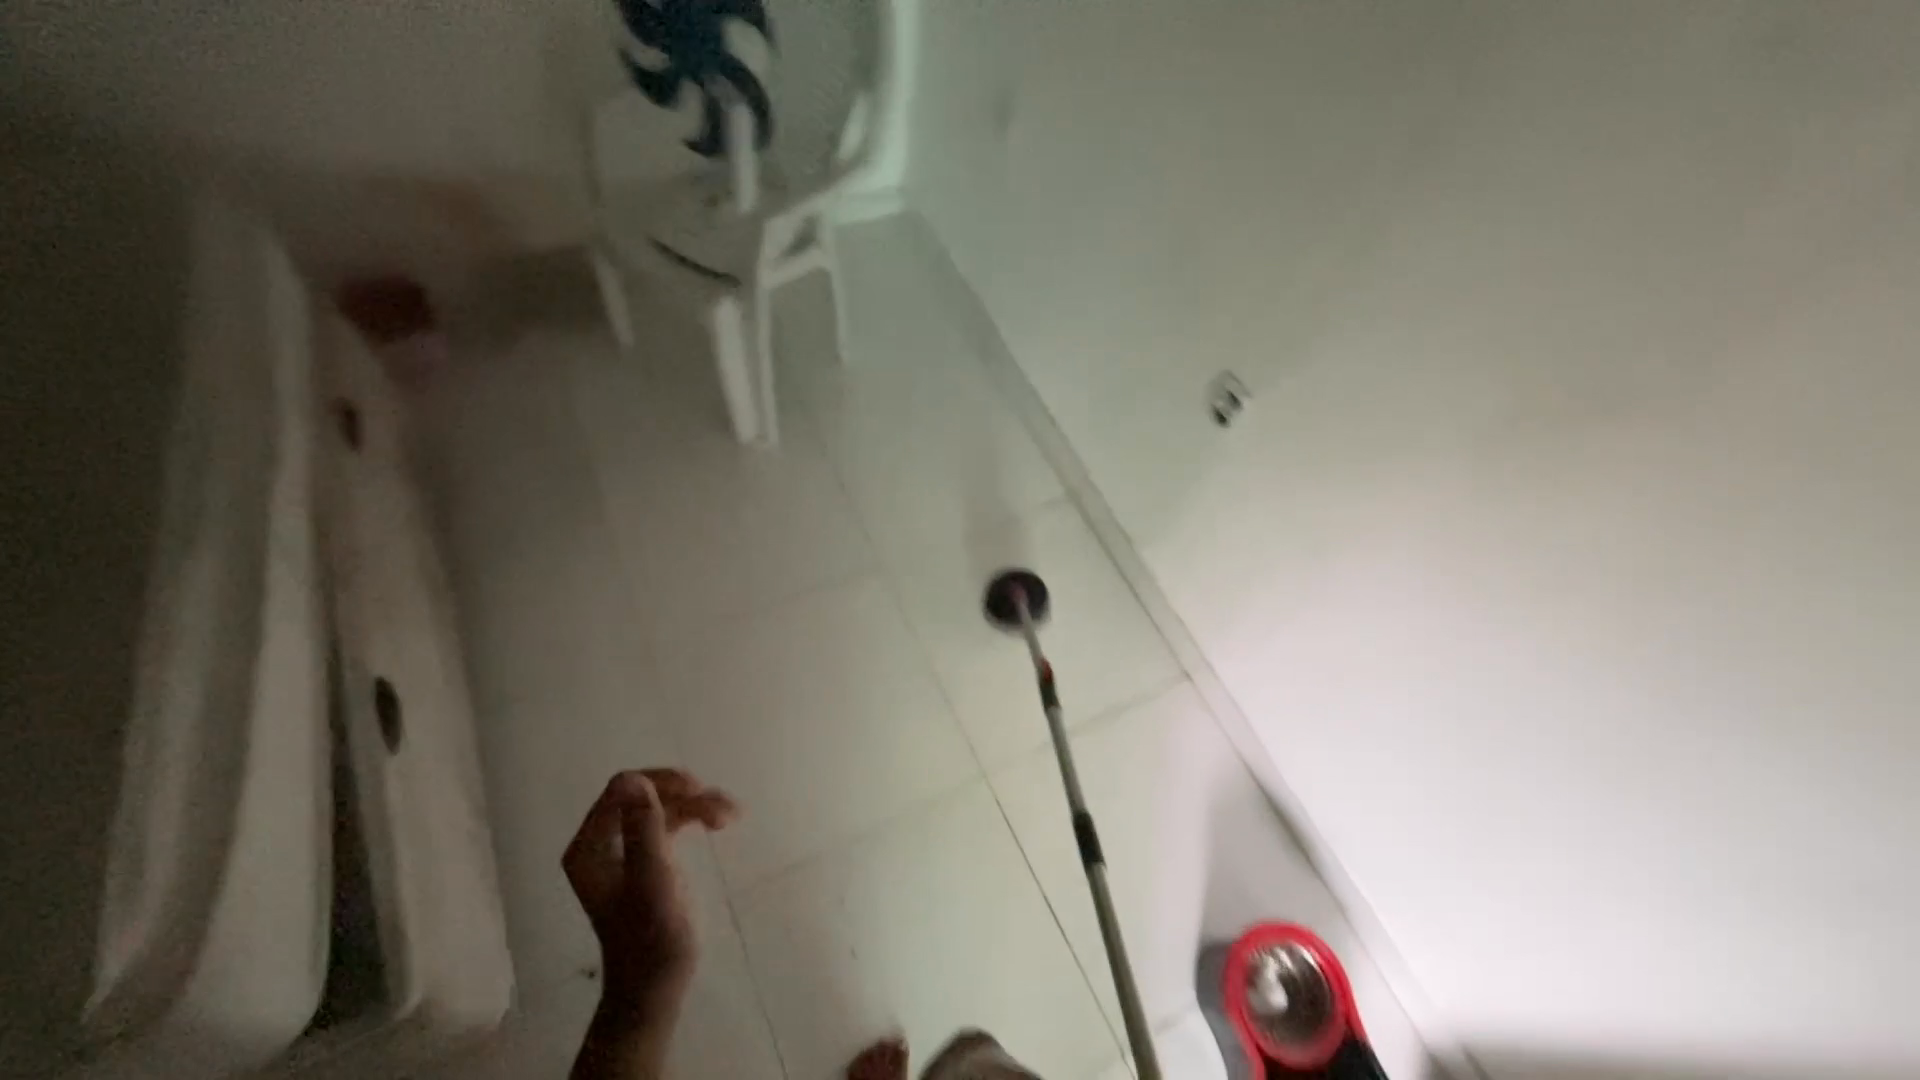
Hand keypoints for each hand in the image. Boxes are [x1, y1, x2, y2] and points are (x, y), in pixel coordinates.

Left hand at [563, 769, 738, 1010]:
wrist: (657, 985)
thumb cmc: (652, 938)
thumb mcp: (652, 881)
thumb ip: (643, 831)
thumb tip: (636, 779)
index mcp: (589, 847)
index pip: (621, 789)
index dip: (659, 782)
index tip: (696, 790)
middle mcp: (602, 841)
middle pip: (644, 791)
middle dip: (683, 793)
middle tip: (718, 805)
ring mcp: (625, 848)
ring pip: (663, 804)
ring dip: (697, 804)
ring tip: (730, 815)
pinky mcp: (649, 856)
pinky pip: (672, 820)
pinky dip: (697, 816)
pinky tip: (722, 822)